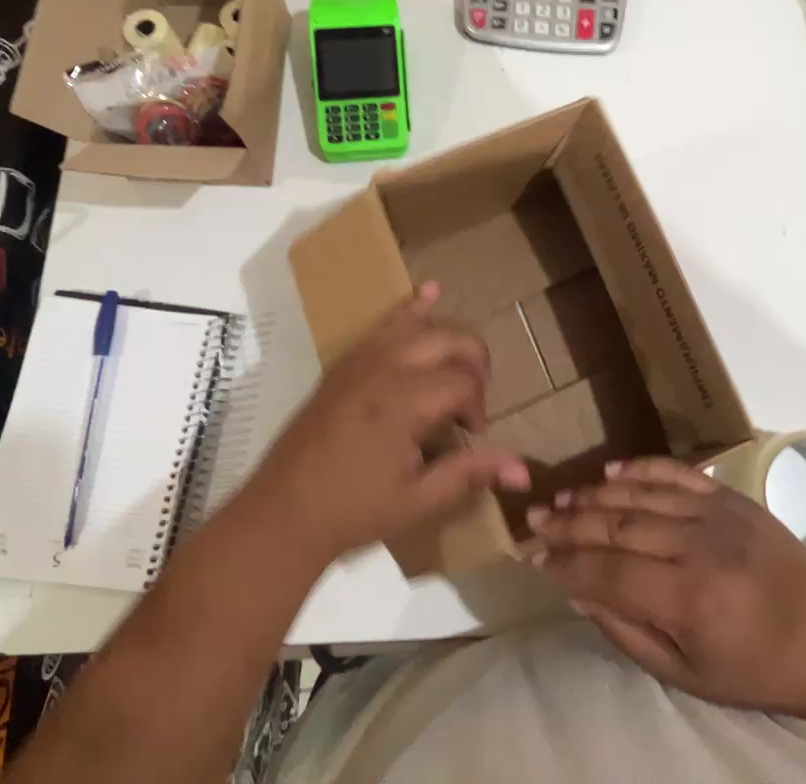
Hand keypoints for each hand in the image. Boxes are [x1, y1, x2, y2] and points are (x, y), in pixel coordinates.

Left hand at [238, 283, 529, 564]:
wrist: (282, 513)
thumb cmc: (353, 511)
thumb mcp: (417, 500)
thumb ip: (469, 475)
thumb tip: (523, 470)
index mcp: (402, 403)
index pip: (463, 381)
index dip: (479, 405)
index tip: (472, 434)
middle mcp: (383, 370)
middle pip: (449, 340)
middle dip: (474, 363)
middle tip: (473, 402)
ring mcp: (359, 362)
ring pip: (418, 326)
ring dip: (448, 336)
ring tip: (463, 361)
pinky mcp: (343, 366)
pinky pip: (382, 326)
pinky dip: (410, 309)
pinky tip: (429, 291)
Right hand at [529, 458, 805, 719]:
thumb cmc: (754, 671)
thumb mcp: (684, 673)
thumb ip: (625, 629)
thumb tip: (575, 589)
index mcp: (689, 600)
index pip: (607, 572)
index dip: (565, 565)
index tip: (533, 559)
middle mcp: (700, 548)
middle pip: (617, 526)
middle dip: (569, 525)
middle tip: (533, 521)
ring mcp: (718, 515)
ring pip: (641, 495)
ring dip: (594, 495)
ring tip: (560, 498)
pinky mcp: (733, 499)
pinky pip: (678, 473)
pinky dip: (640, 469)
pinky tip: (609, 472)